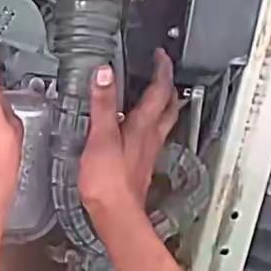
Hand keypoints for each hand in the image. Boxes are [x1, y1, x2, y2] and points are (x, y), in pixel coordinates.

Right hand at [78, 49, 181, 223]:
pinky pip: (151, 141)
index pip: (160, 91)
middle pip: (168, 107)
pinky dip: (148, 129)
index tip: (160, 56)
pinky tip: (138, 133)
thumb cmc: (109, 182)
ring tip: (156, 98)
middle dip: (168, 88)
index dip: (162, 70)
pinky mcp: (140, 167)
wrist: (116, 215)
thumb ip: (103, 105)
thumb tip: (104, 74)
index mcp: (143, 127)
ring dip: (162, 108)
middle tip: (163, 74)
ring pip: (163, 124)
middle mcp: (150, 139)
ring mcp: (147, 154)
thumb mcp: (101, 137)